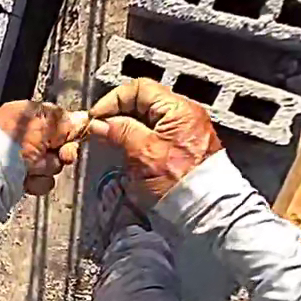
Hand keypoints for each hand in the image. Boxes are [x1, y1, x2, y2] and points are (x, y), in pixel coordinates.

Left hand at [0, 101, 96, 196]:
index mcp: (28, 114)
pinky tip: (26, 178)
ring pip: (54, 165)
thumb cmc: (9, 141)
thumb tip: (84, 120)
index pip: (61, 120)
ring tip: (31, 166)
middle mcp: (25, 135)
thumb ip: (67, 121)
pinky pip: (43, 181)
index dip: (73, 129)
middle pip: (61, 145)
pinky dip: (37, 181)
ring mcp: (23, 159)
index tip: (82, 134)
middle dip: (61, 152)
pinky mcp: (21, 179)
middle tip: (56, 153)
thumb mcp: (44, 122)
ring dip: (46, 167)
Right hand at [88, 79, 221, 201]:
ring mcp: (184, 132)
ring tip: (111, 142)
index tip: (98, 116)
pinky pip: (154, 135)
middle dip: (118, 115)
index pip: (139, 89)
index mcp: (180, 109)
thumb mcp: (144, 153)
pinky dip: (137, 140)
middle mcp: (185, 116)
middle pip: (142, 103)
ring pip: (146, 120)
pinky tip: (127, 152)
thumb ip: (120, 132)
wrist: (203, 212)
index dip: (113, 100)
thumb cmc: (181, 186)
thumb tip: (100, 123)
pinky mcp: (181, 148)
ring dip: (126, 129)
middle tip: (100, 130)